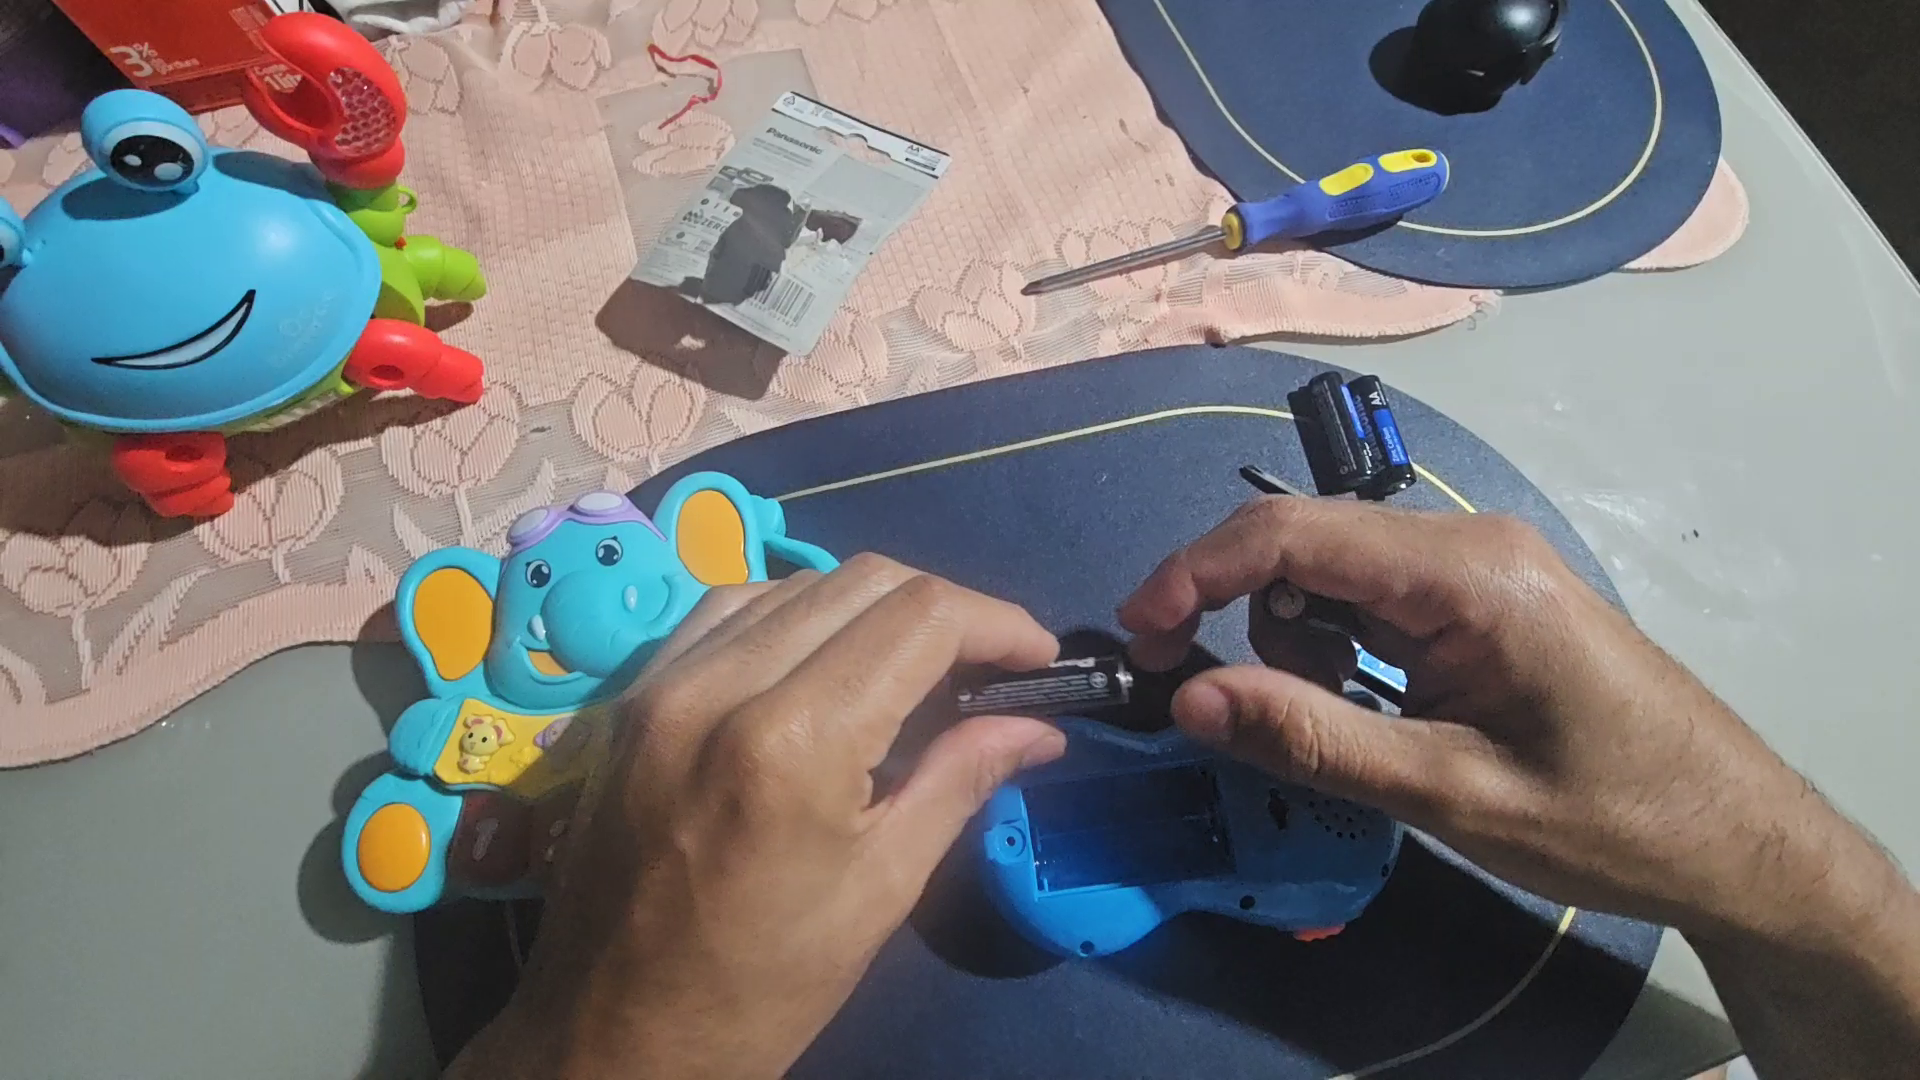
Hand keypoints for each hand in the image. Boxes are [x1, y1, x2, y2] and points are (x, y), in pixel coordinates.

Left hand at [453, 554, 1065, 1079]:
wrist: (608, 1037)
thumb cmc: (762, 984)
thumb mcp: (884, 887)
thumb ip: (963, 777)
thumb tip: (1040, 726)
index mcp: (792, 743)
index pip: (920, 618)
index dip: (996, 621)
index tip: (1037, 655)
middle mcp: (722, 682)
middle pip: (869, 579)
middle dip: (948, 609)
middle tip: (986, 661)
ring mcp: (667, 676)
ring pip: (807, 580)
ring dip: (879, 605)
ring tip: (914, 661)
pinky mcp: (639, 686)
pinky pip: (740, 604)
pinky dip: (806, 611)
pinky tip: (827, 654)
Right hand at [1119, 496, 1901, 946]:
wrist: (1749, 850)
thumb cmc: (1615, 821)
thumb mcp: (1448, 793)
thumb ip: (1310, 738)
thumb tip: (1186, 700)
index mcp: (1463, 572)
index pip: (1291, 536)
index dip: (1194, 573)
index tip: (1138, 630)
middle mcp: (1458, 542)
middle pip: (1296, 542)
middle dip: (1230, 605)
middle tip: (1195, 681)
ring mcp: (1463, 563)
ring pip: (1318, 572)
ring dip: (1289, 640)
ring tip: (1339, 716)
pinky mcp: (1462, 593)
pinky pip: (1354, 596)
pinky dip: (1326, 645)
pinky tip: (1366, 697)